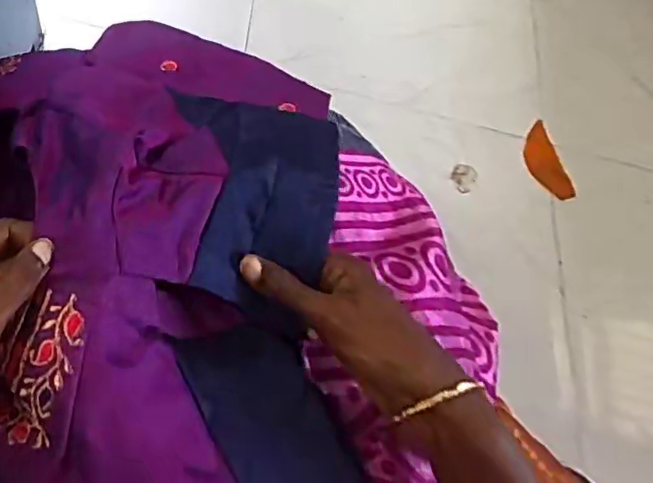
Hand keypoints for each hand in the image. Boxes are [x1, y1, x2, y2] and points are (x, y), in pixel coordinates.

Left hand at [0, 220, 53, 482]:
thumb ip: (15, 283)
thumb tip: (48, 244)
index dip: (30, 239)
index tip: (66, 256)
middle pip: (0, 262)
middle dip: (33, 271)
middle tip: (74, 284)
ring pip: (0, 294)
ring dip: (28, 300)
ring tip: (67, 305)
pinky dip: (16, 324)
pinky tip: (43, 332)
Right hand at [241, 250, 535, 481]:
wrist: (426, 403)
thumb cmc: (379, 346)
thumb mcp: (327, 314)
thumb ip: (286, 288)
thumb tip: (244, 258)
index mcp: (344, 266)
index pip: (296, 250)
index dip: (267, 251)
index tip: (231, 250)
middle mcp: (344, 283)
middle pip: (299, 275)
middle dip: (269, 277)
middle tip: (226, 272)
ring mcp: (346, 312)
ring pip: (303, 300)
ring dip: (279, 302)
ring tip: (236, 294)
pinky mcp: (345, 339)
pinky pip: (310, 322)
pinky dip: (291, 322)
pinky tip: (264, 322)